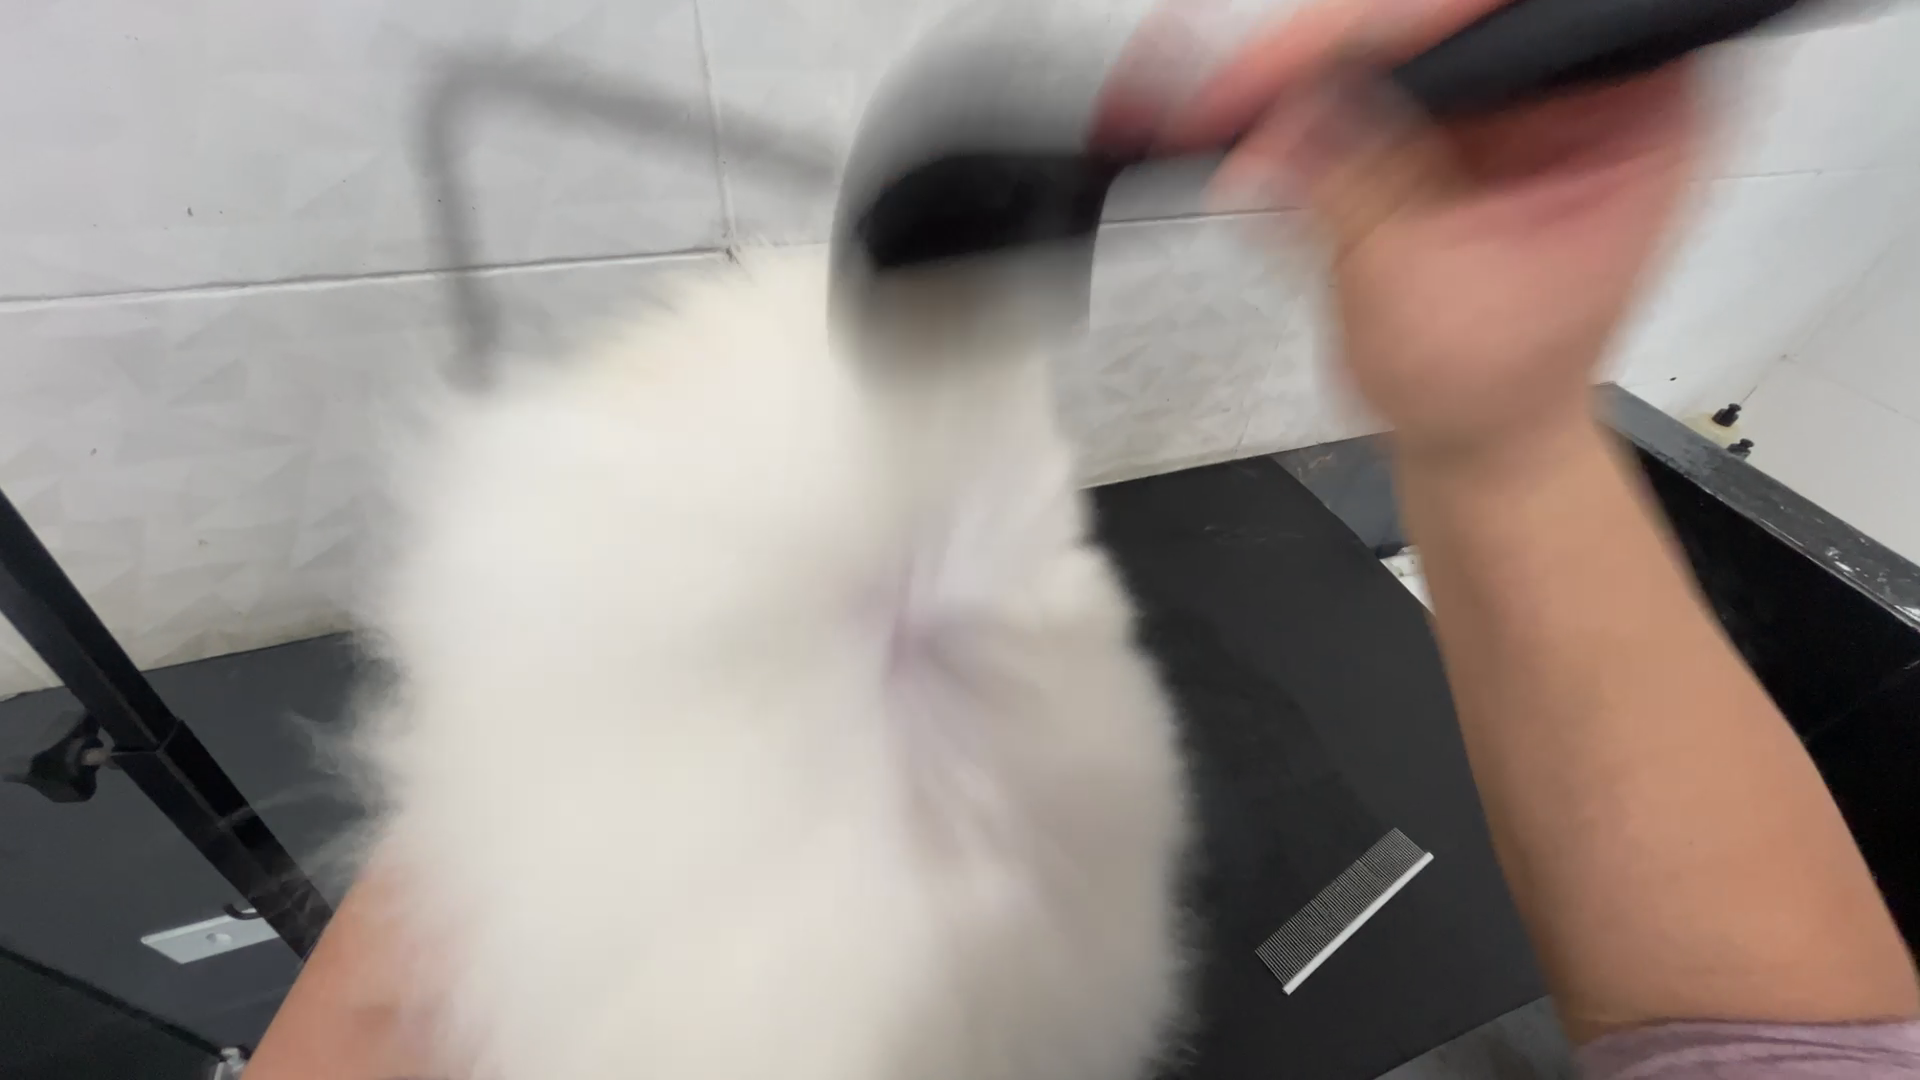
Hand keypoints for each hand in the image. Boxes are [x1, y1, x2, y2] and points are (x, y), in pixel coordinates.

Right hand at [1106, 0, 1702, 462]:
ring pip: (1396, 75)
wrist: (1473, 443)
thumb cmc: (1487, 390)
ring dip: (1305, 98)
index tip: (1286, 68)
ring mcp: (1502, 128)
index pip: (1498, 24)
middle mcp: (1570, 99)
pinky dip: (1306, 138)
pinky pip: (1370, 122)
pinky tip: (1259, 152)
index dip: (1382, 38)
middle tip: (1238, 91)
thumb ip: (1347, 190)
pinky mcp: (1445, 158)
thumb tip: (1282, 113)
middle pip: (1442, 41)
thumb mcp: (1415, 287)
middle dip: (1325, 64)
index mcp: (1625, 109)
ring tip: (1229, 116)